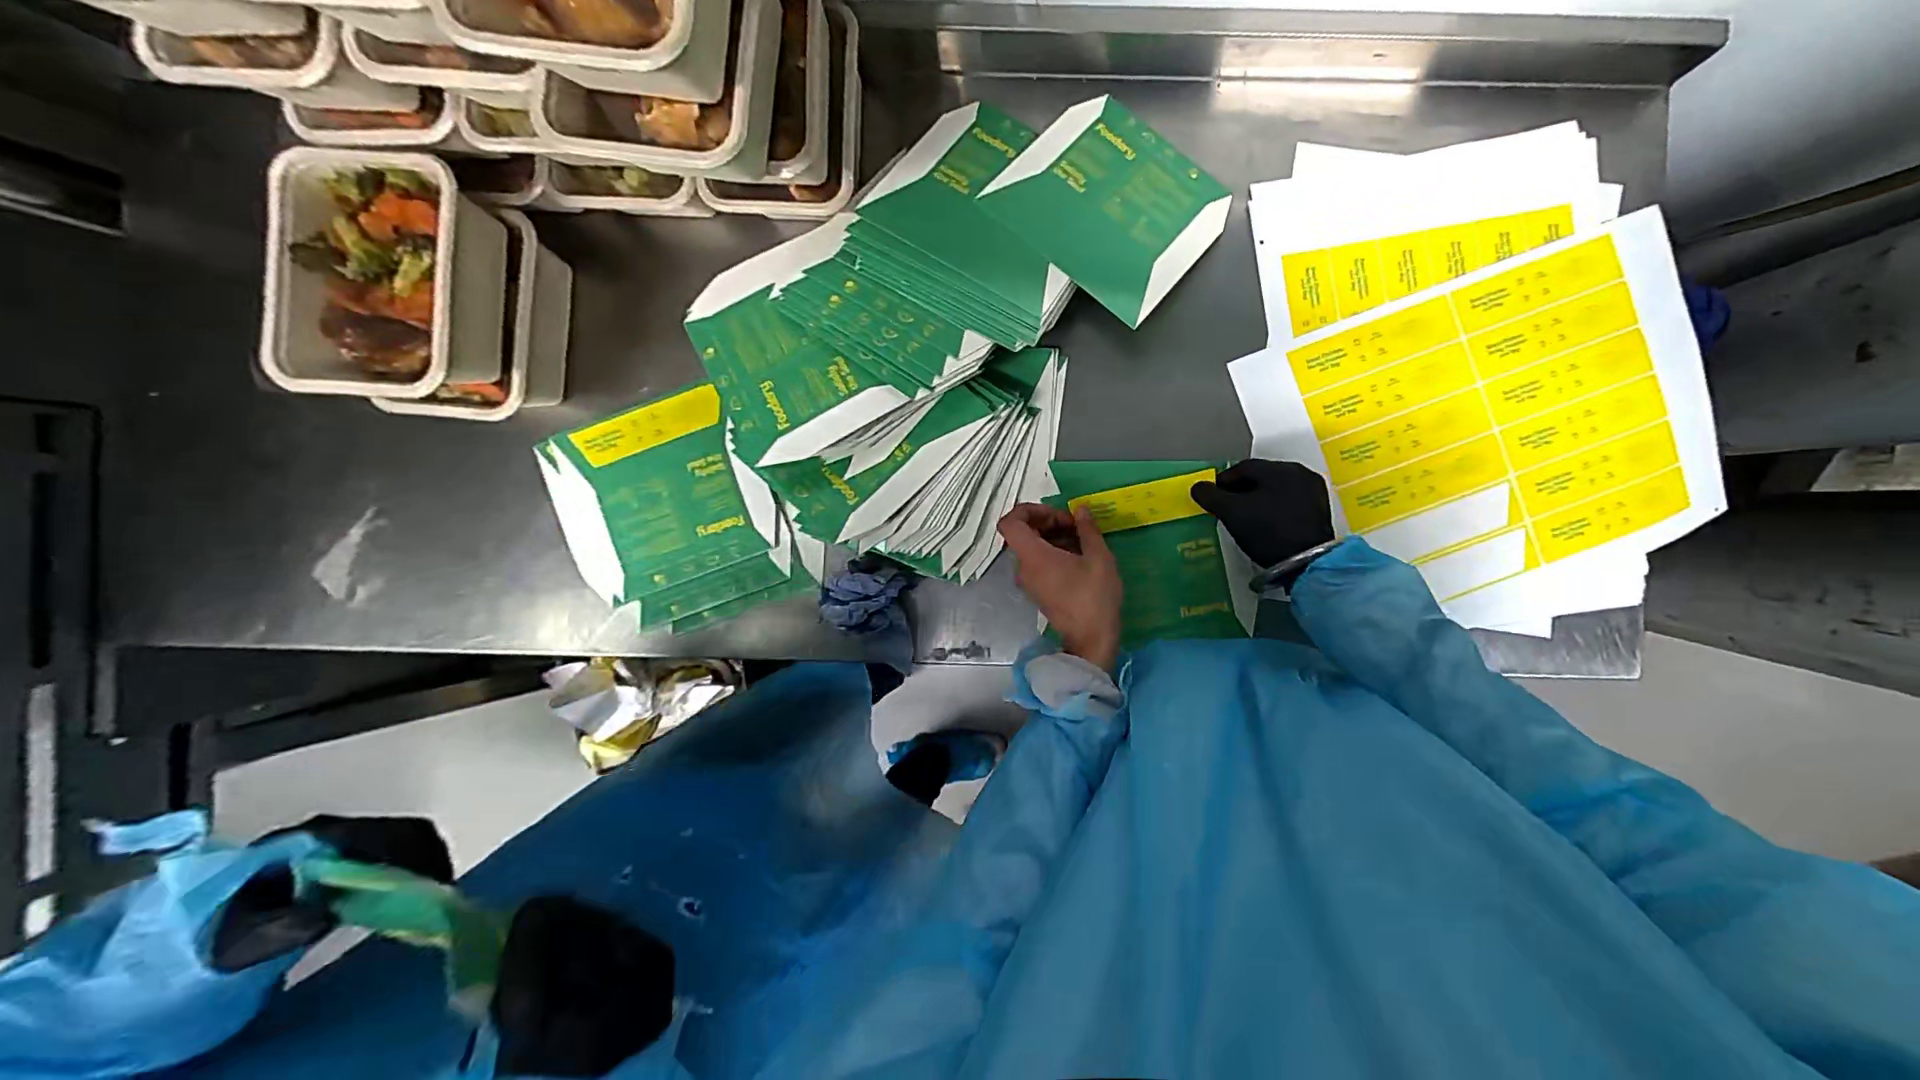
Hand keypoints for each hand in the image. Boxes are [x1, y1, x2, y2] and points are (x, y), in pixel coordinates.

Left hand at [997, 502, 1122, 671]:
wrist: (1091, 639)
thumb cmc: (1095, 597)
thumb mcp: (1099, 558)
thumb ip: (1087, 529)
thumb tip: (1080, 510)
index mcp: (1032, 556)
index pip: (1010, 522)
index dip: (1029, 510)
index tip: (1056, 514)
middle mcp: (1022, 567)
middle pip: (1021, 533)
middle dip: (1046, 521)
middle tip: (1074, 525)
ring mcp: (1027, 580)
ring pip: (1029, 547)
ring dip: (1051, 536)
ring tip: (1080, 539)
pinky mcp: (1036, 590)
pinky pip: (1036, 562)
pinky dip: (1051, 551)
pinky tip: (1077, 556)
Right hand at [1189, 459, 1334, 566]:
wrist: (1305, 562)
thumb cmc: (1267, 531)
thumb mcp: (1231, 513)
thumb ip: (1210, 496)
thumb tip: (1198, 487)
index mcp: (1280, 469)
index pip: (1243, 468)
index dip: (1222, 481)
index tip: (1212, 497)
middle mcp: (1300, 473)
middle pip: (1261, 477)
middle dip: (1240, 489)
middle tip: (1226, 507)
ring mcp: (1313, 491)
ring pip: (1276, 489)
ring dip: (1258, 498)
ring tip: (1245, 516)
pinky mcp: (1320, 509)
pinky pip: (1289, 501)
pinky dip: (1274, 507)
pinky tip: (1265, 522)